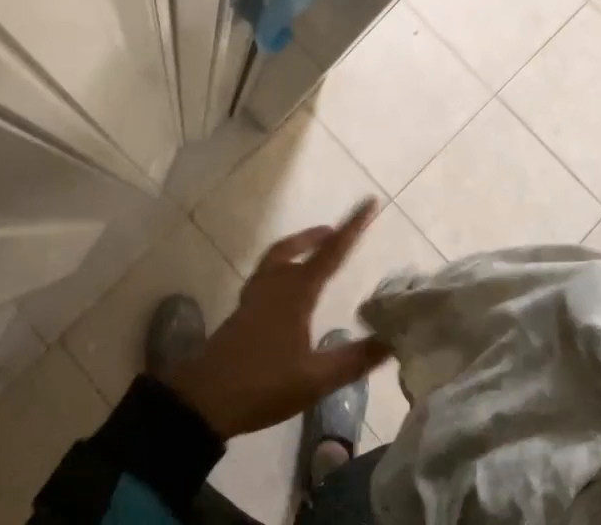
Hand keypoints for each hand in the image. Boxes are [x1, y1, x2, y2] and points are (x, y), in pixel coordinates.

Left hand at [161, 200, 392, 438]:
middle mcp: (273, 286)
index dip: (352, 228)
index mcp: (294, 294)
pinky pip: (266, 274)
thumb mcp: (316, 379)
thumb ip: (355, 359)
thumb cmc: (264, 385)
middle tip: (337, 231)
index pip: (330, 254)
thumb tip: (394, 339)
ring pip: (276, 258)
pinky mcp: (242, 312)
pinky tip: (286, 288)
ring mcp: (253, 298)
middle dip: (319, 237)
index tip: (369, 203)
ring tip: (314, 250)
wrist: (206, 399)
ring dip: (297, 247)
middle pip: (296, 249)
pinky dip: (281, 266)